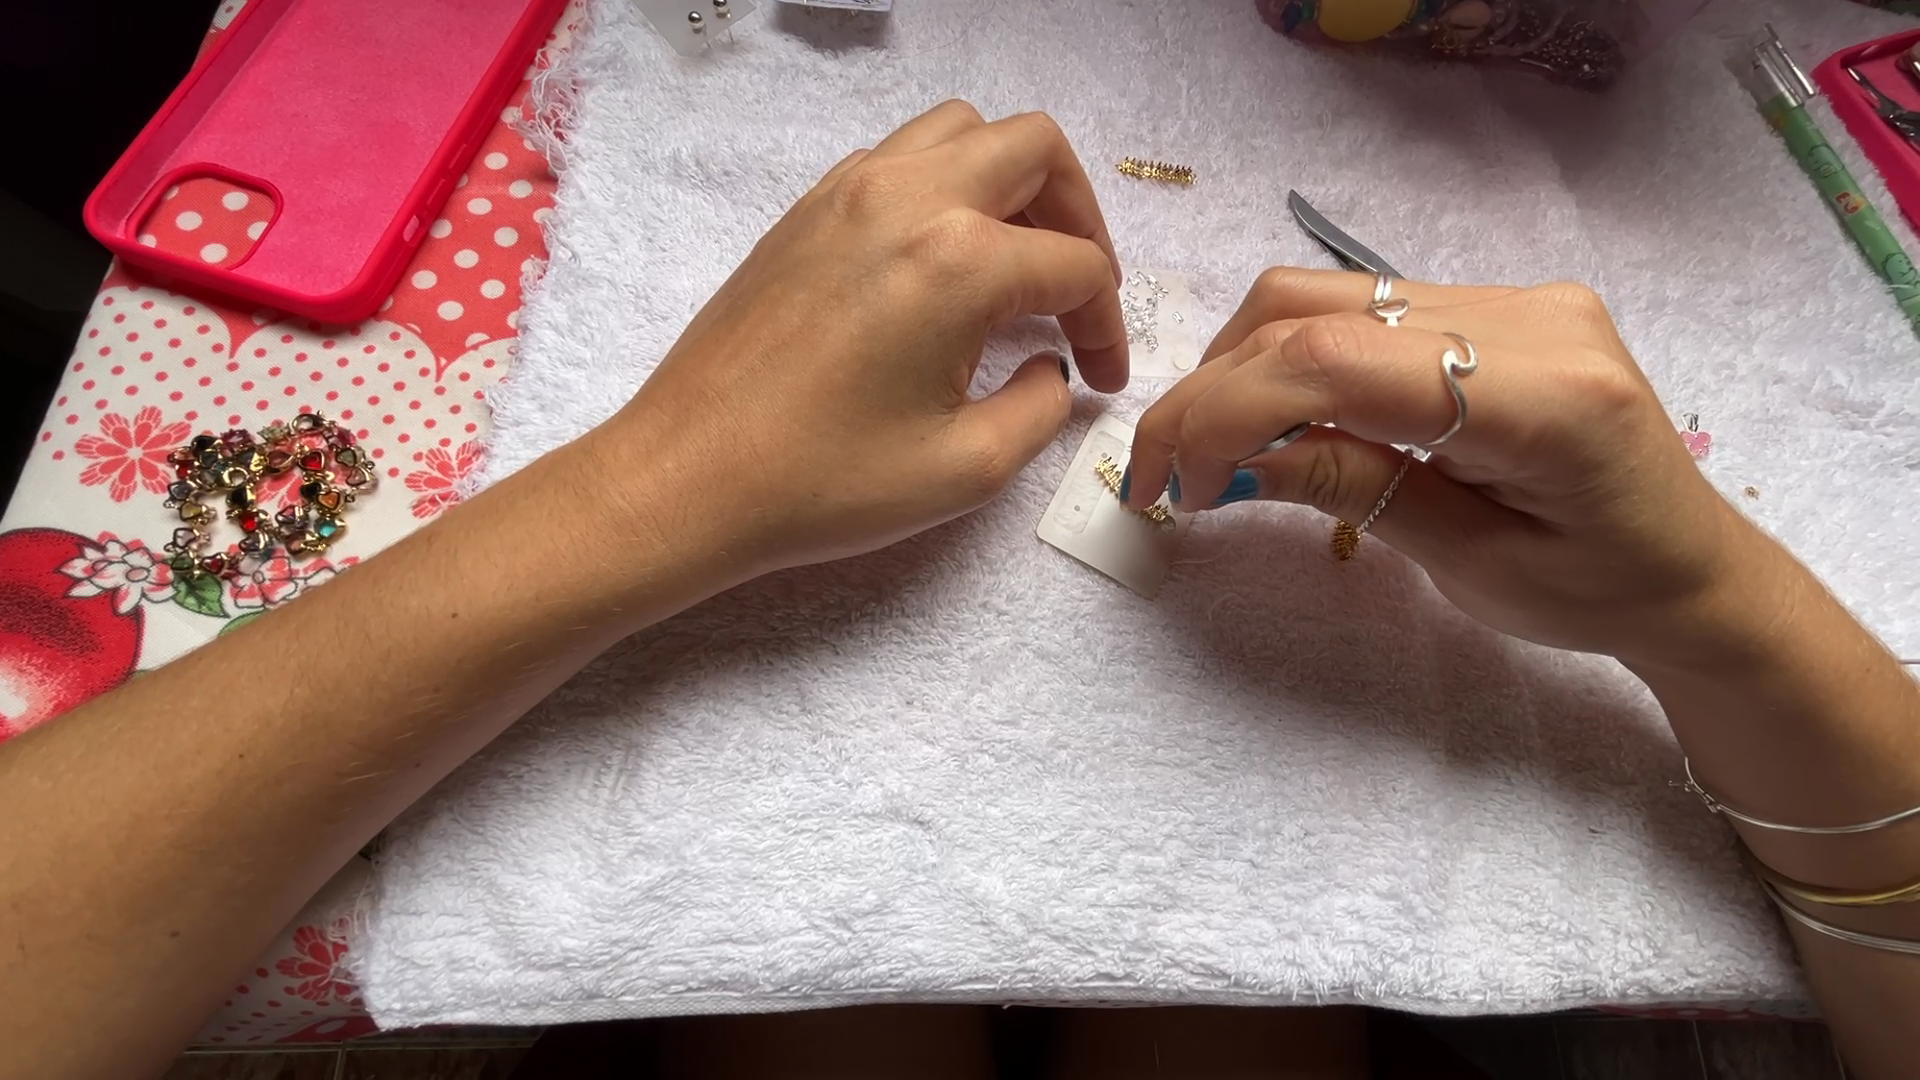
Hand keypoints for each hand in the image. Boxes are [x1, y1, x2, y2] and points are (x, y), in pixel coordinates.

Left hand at [586, 100, 1126, 577]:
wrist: (690, 479)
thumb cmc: (825, 485)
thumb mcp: (966, 469)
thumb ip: (1040, 409)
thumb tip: (1051, 369)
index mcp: (956, 261)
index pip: (1074, 266)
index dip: (1107, 324)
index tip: (1103, 377)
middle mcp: (906, 198)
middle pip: (1035, 152)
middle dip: (1080, 219)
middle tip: (1079, 293)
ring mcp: (847, 191)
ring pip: (963, 135)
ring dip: (1013, 187)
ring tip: (1017, 265)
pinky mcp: (806, 211)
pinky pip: (900, 159)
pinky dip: (947, 190)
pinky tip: (943, 263)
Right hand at [1124, 268, 1779, 665]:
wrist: (1689, 568)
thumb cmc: (1592, 593)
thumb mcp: (1462, 562)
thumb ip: (1347, 487)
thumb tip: (1226, 461)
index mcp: (1545, 396)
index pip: (1332, 363)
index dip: (1224, 414)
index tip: (1172, 486)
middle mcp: (1526, 314)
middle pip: (1307, 319)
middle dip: (1206, 398)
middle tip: (1159, 475)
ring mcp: (1504, 295)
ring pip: (1311, 298)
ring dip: (1230, 371)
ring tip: (1204, 446)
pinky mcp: (1478, 304)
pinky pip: (1342, 308)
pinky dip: (1273, 360)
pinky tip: (1262, 414)